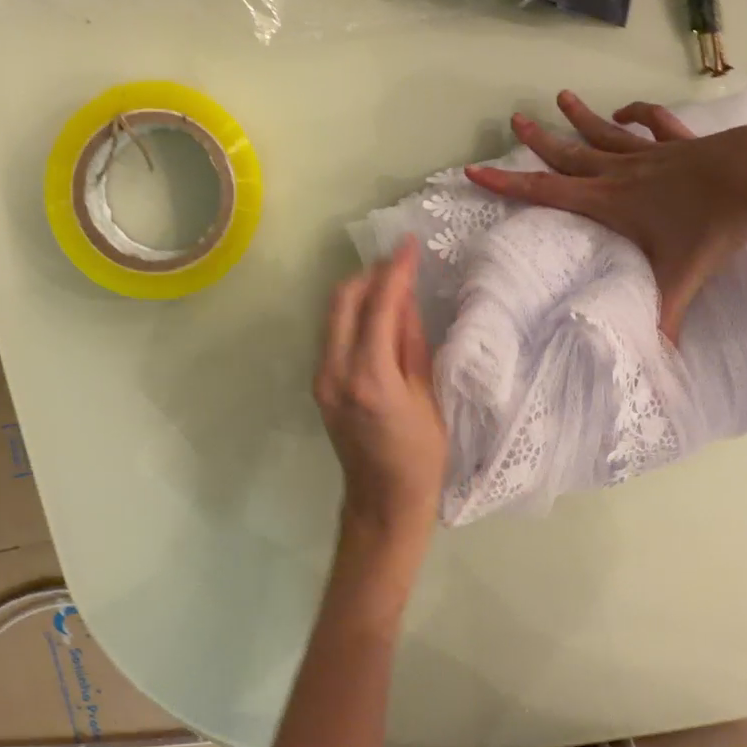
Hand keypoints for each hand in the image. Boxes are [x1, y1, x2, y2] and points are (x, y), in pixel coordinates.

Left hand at [313, 240, 448, 535]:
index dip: (395, 270)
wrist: (382, 503)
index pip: (379, 306)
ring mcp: (322, 377)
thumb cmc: (420, 458)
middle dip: (370, 274)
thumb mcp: (427, 397)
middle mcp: (336, 370)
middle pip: (343, 300)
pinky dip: (353, 315)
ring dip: (359, 292)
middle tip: (399, 262)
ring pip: (333, 314)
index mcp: (369, 375)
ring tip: (392, 283)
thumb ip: (411, 343)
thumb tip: (406, 299)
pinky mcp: (320, 384)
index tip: (409, 243)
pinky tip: (377, 314)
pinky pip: (333, 333)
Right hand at [465, 91, 746, 340]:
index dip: (507, 183)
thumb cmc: (710, 226)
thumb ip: (665, 318)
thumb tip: (659, 360)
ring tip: (560, 97)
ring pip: (605, 133)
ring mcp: (650, 153)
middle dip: (539, 140)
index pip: (545, 192)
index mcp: (608, 202)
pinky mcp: (680, 142)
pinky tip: (625, 112)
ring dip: (580, 117)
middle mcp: (620, 173)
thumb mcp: (681, 279)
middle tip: (515, 118)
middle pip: (569, 154)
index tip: (475, 169)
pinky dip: (637, 114)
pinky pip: (652, 123)